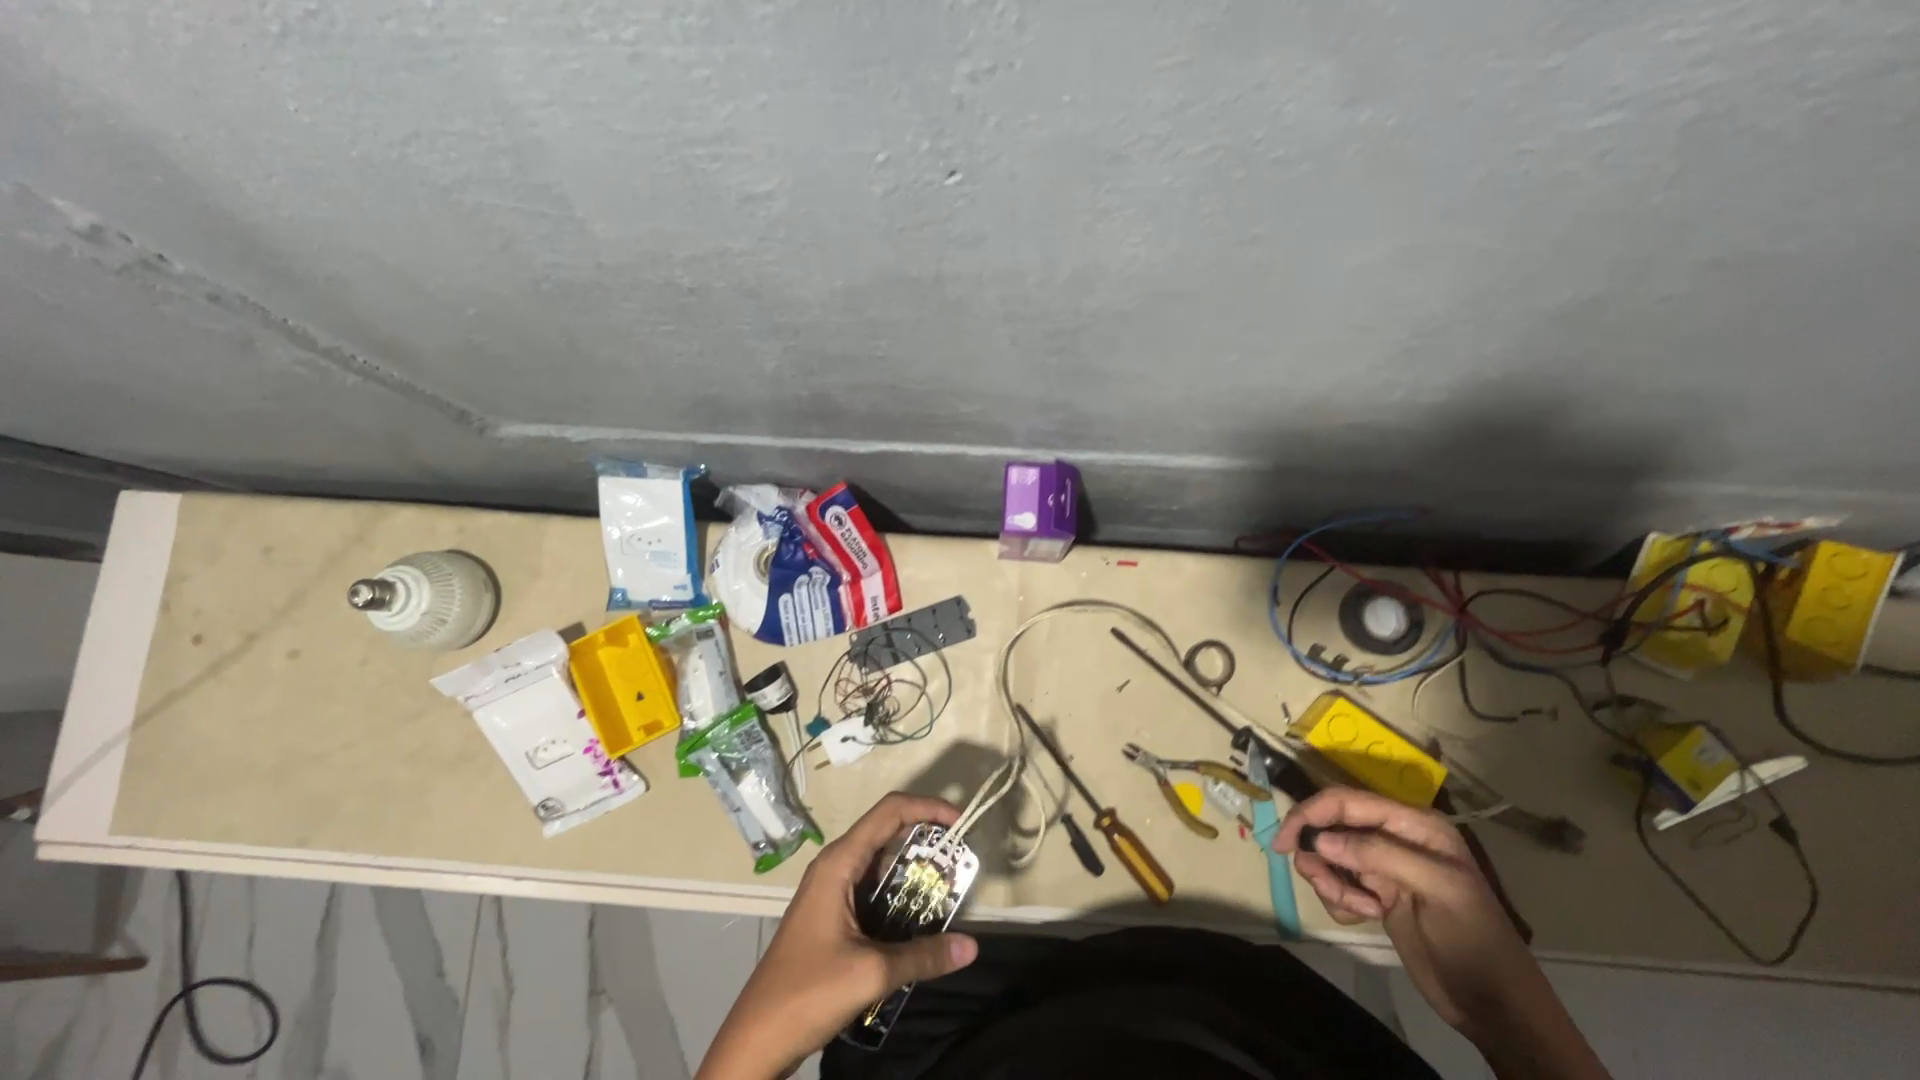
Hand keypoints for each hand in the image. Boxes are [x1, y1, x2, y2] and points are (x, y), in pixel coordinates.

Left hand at [698, 792, 979, 1078]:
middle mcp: (834, 867)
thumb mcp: (872, 972)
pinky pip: (872, 891)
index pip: (889, 812)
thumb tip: (971, 946)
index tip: (961, 822)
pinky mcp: (832, 916)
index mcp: (839, 863)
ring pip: (880, 865)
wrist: (757, 1036)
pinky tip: (923, 918)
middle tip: (962, 859)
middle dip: (926, 839)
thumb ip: (923, 955)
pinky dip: (900, 895)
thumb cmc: (808, 992)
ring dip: (915, 870)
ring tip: (951, 887)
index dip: (927, 808)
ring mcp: (831, 892)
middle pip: (886, 833)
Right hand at [1272, 788, 1550, 1040]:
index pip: (1347, 802)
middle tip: (1321, 884)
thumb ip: (1378, 855)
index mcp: (1414, 824)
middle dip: (1318, 855)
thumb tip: (1319, 839)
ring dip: (1330, 882)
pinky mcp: (1376, 895)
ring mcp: (1384, 867)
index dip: (1311, 815)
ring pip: (1328, 857)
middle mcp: (1395, 837)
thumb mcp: (1435, 889)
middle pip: (1331, 827)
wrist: (1493, 1002)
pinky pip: (1337, 885)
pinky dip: (1339, 900)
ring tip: (1358, 909)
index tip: (1284, 843)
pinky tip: (1366, 917)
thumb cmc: (1473, 938)